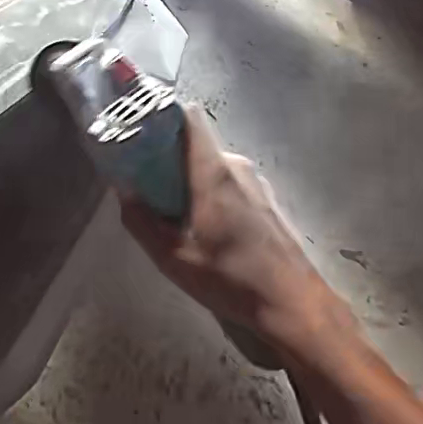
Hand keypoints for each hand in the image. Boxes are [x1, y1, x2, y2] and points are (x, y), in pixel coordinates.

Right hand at [120, 105, 347, 357]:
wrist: (298, 309)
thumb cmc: (231, 279)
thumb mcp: (171, 257)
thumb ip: (140, 220)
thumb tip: (124, 191)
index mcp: (212, 171)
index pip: (189, 117)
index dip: (162, 115)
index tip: (140, 129)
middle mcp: (237, 167)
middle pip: (196, 143)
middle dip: (170, 156)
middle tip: (150, 182)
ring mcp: (258, 183)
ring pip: (214, 164)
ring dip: (193, 178)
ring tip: (177, 210)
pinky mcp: (270, 202)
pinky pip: (232, 182)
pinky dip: (214, 192)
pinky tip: (209, 227)